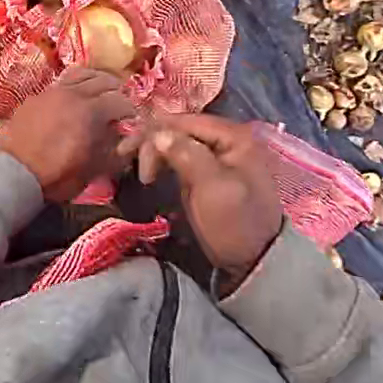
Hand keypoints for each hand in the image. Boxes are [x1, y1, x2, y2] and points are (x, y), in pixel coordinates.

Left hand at [0, 67, 136, 201]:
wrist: (13, 173)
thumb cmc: (57, 176)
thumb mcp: (93, 170)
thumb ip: (115, 152)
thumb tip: (128, 141)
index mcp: (91, 112)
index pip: (121, 101)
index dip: (130, 110)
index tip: (132, 120)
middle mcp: (73, 94)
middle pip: (103, 80)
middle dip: (116, 91)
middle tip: (119, 103)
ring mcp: (52, 92)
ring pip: (81, 74)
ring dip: (95, 80)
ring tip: (100, 91)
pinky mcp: (36, 96)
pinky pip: (61, 83)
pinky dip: (74, 86)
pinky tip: (74, 98)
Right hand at [124, 114, 281, 279]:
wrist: (255, 261)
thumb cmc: (236, 224)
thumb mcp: (214, 189)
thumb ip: (188, 155)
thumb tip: (158, 133)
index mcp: (234, 136)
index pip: (184, 121)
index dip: (154, 131)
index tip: (128, 150)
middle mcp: (225, 138)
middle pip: (178, 128)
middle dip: (151, 142)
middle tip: (127, 161)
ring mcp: (216, 154)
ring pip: (175, 141)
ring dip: (153, 151)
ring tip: (142, 173)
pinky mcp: (207, 170)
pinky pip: (179, 155)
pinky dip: (161, 159)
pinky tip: (149, 170)